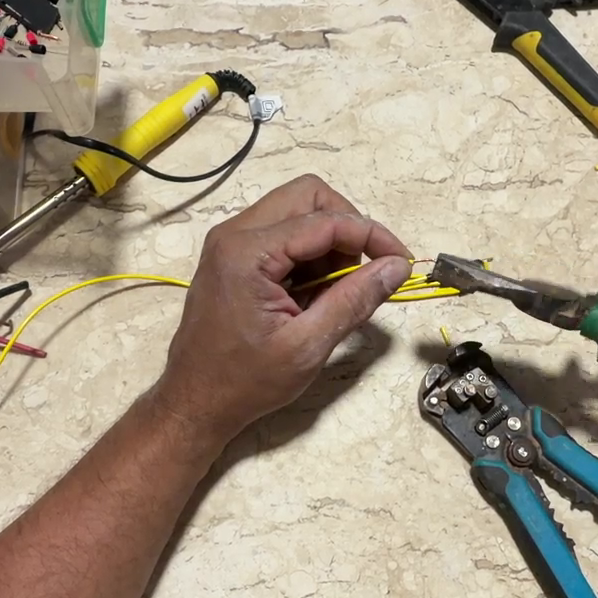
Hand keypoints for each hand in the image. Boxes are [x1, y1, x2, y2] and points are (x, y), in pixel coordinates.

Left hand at [152, 175, 412, 441]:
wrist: (195, 401)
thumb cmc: (245, 382)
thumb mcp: (307, 346)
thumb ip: (354, 300)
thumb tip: (397, 267)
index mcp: (247, 252)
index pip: (325, 220)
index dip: (372, 235)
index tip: (402, 262)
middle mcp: (234, 233)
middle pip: (308, 196)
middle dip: (348, 227)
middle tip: (366, 270)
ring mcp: (231, 242)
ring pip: (297, 211)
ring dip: (329, 242)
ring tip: (336, 292)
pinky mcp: (234, 256)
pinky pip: (283, 234)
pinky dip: (309, 255)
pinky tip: (313, 295)